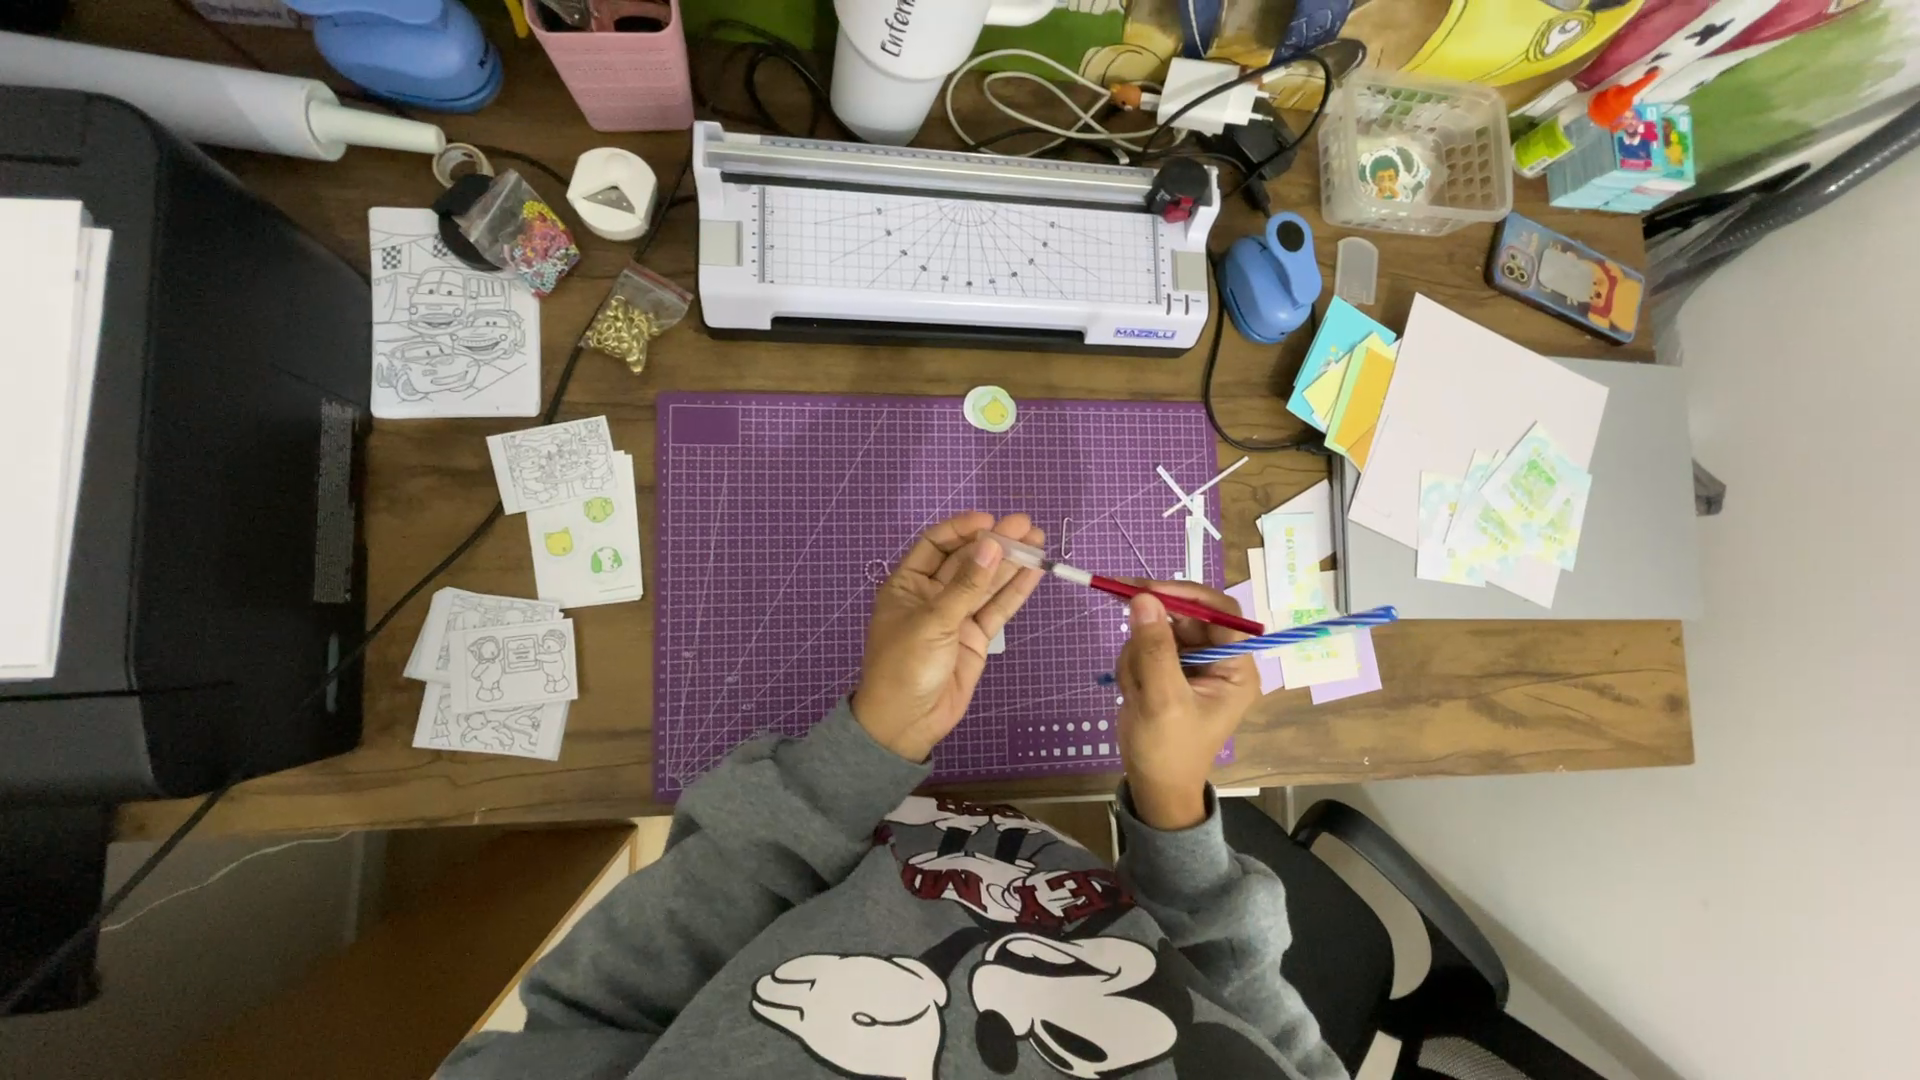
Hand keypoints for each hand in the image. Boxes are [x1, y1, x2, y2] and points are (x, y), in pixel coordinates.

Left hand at [851, 513, 1045, 761]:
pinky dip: (1015, 590)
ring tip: (1038, 540)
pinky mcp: (975, 637)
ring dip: (1011, 562)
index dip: (962, 529)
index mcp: (907, 584)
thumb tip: (992, 544)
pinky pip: (996, 608)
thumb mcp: (933, 622)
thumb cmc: (905, 666)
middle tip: (1026, 526)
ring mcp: (955, 616)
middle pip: (966, 561)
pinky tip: (1034, 571)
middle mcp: (932, 595)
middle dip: (995, 543)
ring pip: (986, 583)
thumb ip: (967, 585)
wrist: (907, 722)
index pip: (936, 545)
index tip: (990, 520)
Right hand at [1114, 582, 1261, 829]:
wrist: (1153, 786)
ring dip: (1138, 651)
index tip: (1148, 589)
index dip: (1187, 594)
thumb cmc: (1168, 750)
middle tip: (1119, 604)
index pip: (1220, 613)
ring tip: (1135, 687)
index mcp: (1235, 667)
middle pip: (1185, 617)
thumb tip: (1144, 597)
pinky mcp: (1168, 670)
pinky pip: (1145, 646)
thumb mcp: (1162, 700)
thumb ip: (1154, 648)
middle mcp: (1218, 660)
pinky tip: (1132, 690)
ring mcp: (1192, 664)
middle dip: (1152, 628)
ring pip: (1159, 630)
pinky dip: (1132, 663)